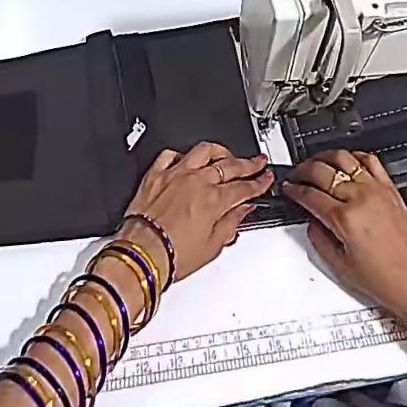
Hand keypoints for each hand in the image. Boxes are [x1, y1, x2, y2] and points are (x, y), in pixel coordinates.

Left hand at [124, 143, 271, 282]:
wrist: (140, 254)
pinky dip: (181, 154)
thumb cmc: (171, 255)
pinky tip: (186, 157)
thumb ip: (230, 223)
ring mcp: (175, 175)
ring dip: (219, 151)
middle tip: (257, 162)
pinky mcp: (155, 175)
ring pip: (203, 151)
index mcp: (214, 200)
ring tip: (227, 154)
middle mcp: (196, 182)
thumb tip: (242, 211)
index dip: (259, 182)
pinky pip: (170, 155)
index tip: (265, 178)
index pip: (244, 187)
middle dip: (248, 163)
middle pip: (229, 165)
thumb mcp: (212, 247)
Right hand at [282, 150, 406, 337]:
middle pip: (322, 170)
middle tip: (296, 176)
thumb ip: (319, 238)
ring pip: (344, 158)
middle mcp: (361, 198)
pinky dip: (354, 155)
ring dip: (324, 157)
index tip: (288, 189)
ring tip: (315, 163)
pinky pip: (370, 160)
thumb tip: (311, 222)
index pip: (310, 194)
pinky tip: (346, 159)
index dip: (294, 190)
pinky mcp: (390, 188)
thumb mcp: (339, 265)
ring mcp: (377, 190)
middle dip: (302, 171)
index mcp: (345, 219)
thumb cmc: (385, 278)